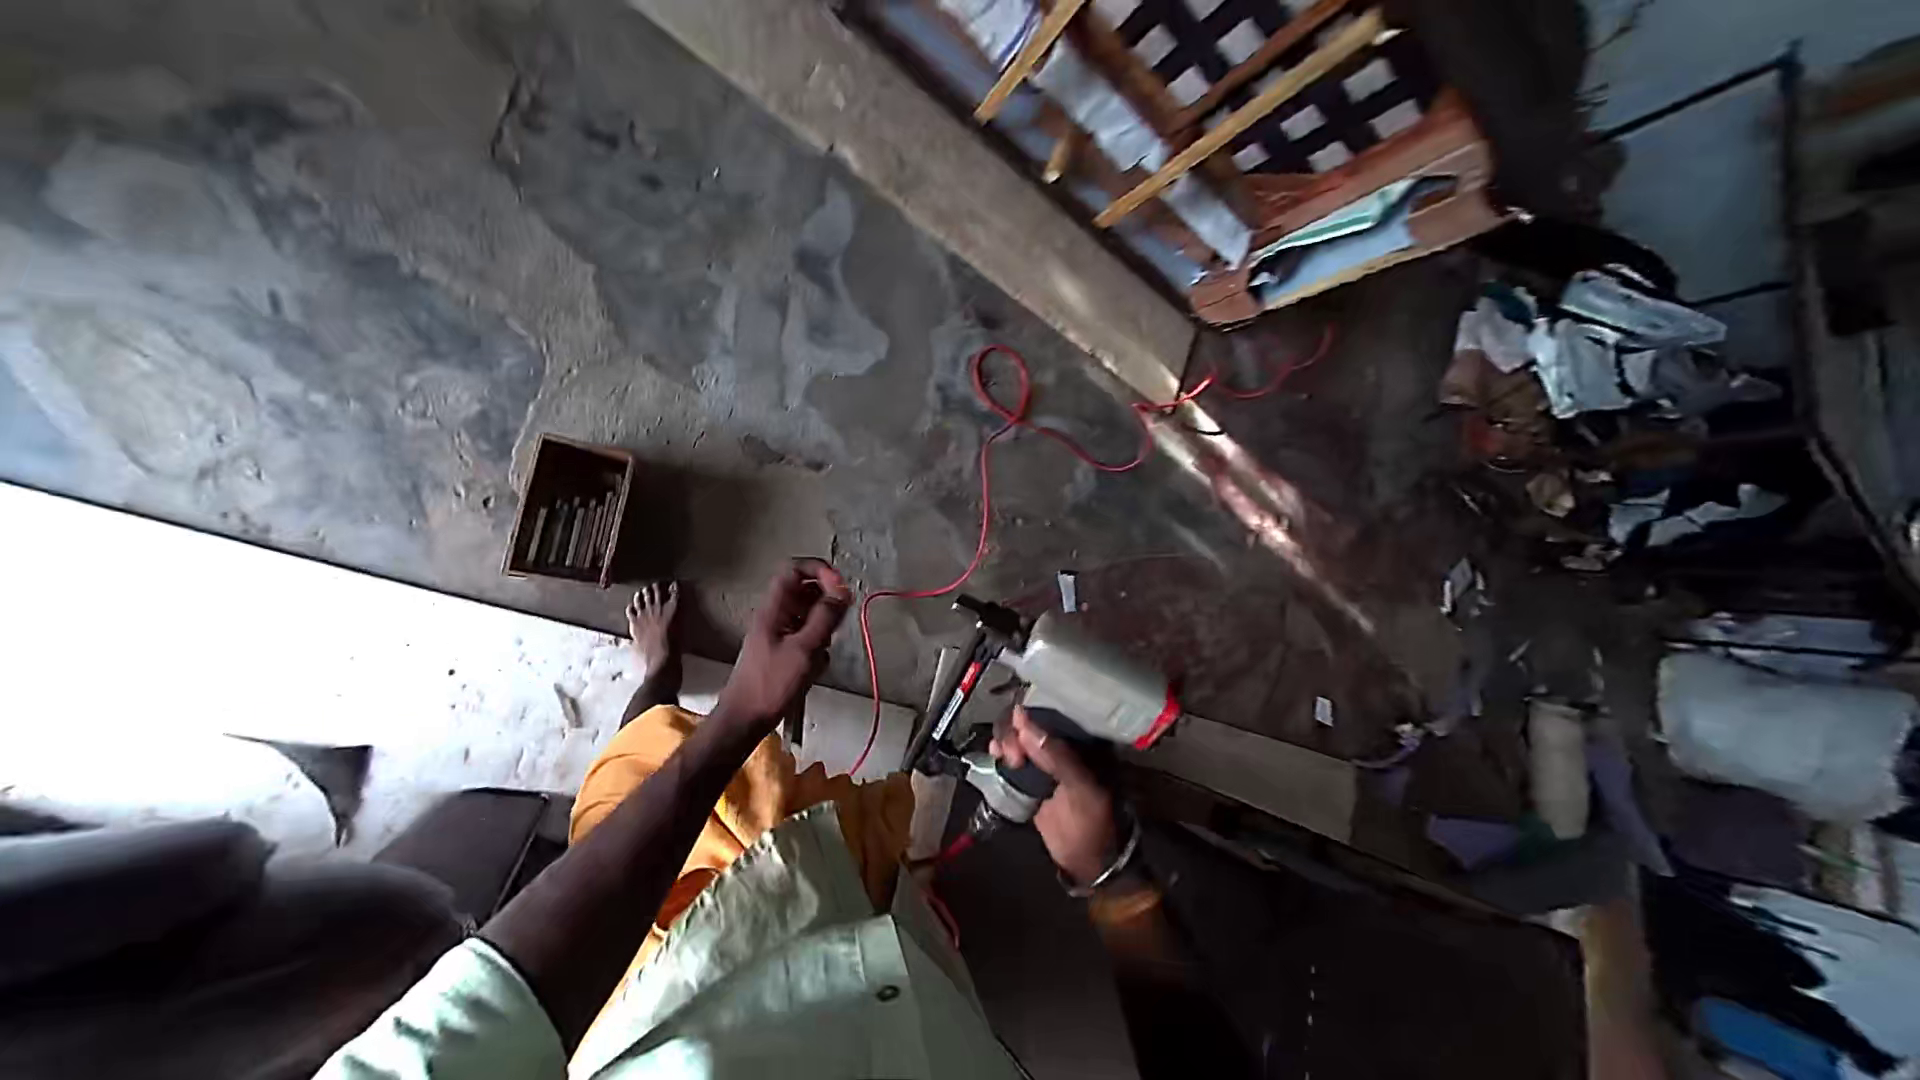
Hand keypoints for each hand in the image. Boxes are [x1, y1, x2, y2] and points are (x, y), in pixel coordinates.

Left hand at [715, 558, 850, 733]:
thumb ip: (825, 617)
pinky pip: (808, 637)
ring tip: (821, 651)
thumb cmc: (770, 684)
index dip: (819, 571)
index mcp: (774, 608)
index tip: (839, 587)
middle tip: (835, 623)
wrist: (746, 719)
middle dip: (826, 604)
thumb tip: (843, 590)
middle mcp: (776, 615)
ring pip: (810, 615)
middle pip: (806, 591)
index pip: (794, 569)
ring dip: (823, 629)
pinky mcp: (785, 650)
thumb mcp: (804, 648)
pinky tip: (814, 666)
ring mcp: (780, 633)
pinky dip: (817, 647)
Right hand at [991, 706, 1115, 886]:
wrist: (1088, 866)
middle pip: (1031, 722)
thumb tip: (1024, 724)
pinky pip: (1012, 756)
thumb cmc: (1093, 825)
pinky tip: (995, 754)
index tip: (1020, 732)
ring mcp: (1046, 762)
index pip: (1054, 714)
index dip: (1033, 717)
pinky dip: (1001, 751)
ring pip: (1018, 737)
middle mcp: (1064, 746)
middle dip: (1015, 732)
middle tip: (1012, 755)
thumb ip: (1057, 757)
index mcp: (1085, 743)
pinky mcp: (1030, 778)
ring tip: (1004, 758)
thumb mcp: (1082, 790)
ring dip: (1006, 740)